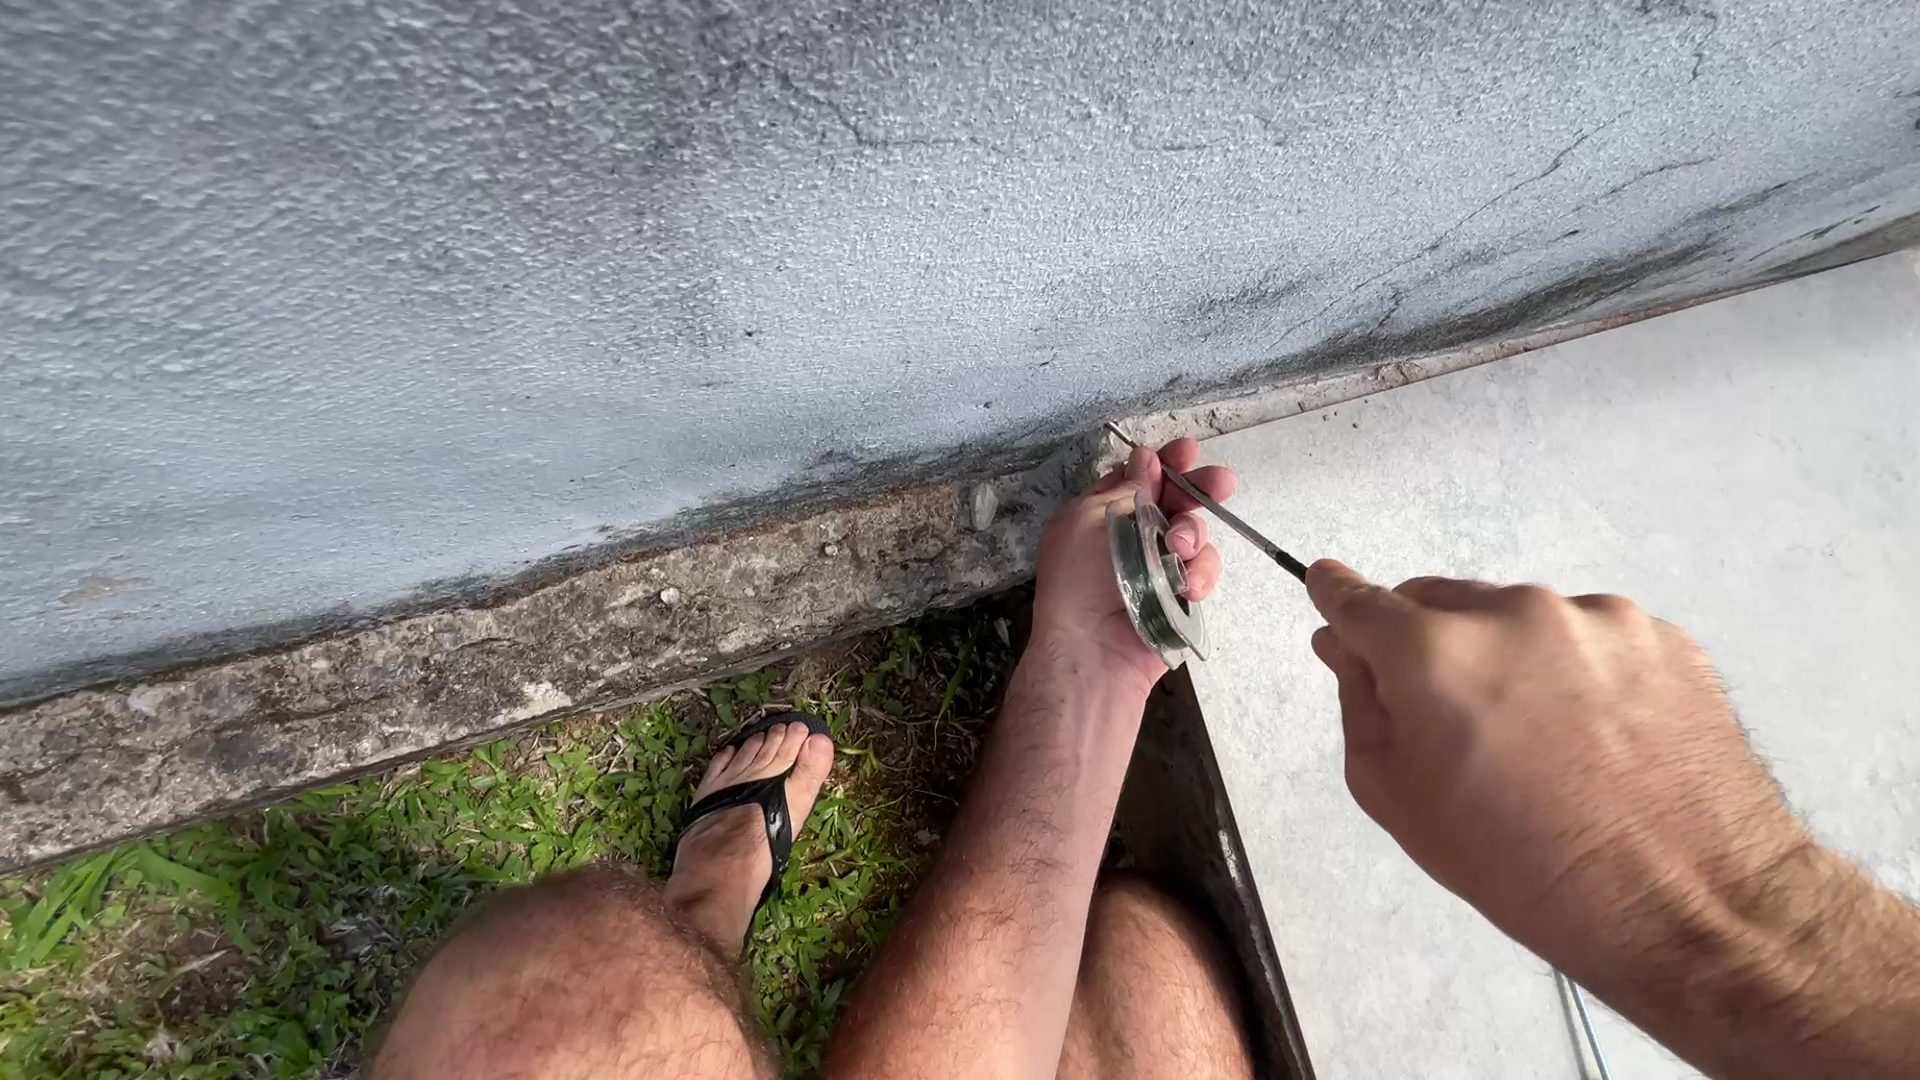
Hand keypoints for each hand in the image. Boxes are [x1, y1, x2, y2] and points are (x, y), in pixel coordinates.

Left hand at [1030, 438, 1235, 694]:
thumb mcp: (1090, 521)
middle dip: (1197, 489)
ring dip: (1192, 536)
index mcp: (1099, 514)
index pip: (1136, 478)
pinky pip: (1202, 572)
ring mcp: (1156, 567)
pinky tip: (1187, 587)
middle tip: (1220, 482)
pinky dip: (1200, 575)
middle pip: (1174, 501)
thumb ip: (1125, 489)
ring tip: (1178, 551)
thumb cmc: (1079, 579)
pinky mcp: (1178, 596)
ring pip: (1193, 535)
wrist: (1091, 650)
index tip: (1189, 451)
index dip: (1164, 462)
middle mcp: (1129, 537)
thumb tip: (1146, 458)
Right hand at [1303, 560, 1811, 994]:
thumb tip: (1339, 643)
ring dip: (1496, 649)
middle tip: (1446, 710)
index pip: (1357, 599)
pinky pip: (1577, 630)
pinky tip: (1591, 724)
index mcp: (1431, 652)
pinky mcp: (1660, 634)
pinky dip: (1565, 661)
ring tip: (1534, 727)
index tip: (1323, 584)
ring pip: (1506, 612)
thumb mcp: (1392, 791)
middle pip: (1430, 599)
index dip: (1334, 593)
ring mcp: (1593, 617)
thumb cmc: (1512, 860)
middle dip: (1419, 638)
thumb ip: (1356, 700)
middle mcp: (1509, 612)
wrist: (1696, 912)